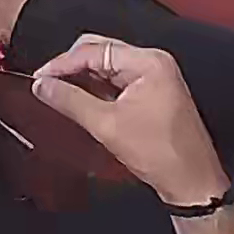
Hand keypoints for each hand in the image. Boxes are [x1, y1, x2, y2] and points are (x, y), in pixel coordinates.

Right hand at [31, 35, 230, 206]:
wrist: (193, 183)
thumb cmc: (163, 155)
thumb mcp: (107, 126)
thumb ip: (70, 101)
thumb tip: (43, 85)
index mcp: (148, 62)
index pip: (94, 50)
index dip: (62, 63)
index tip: (41, 77)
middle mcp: (152, 62)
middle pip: (99, 51)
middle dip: (70, 67)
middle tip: (46, 84)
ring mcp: (153, 76)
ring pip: (106, 65)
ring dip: (82, 78)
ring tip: (58, 93)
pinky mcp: (151, 91)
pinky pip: (116, 79)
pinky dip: (96, 88)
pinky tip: (80, 100)